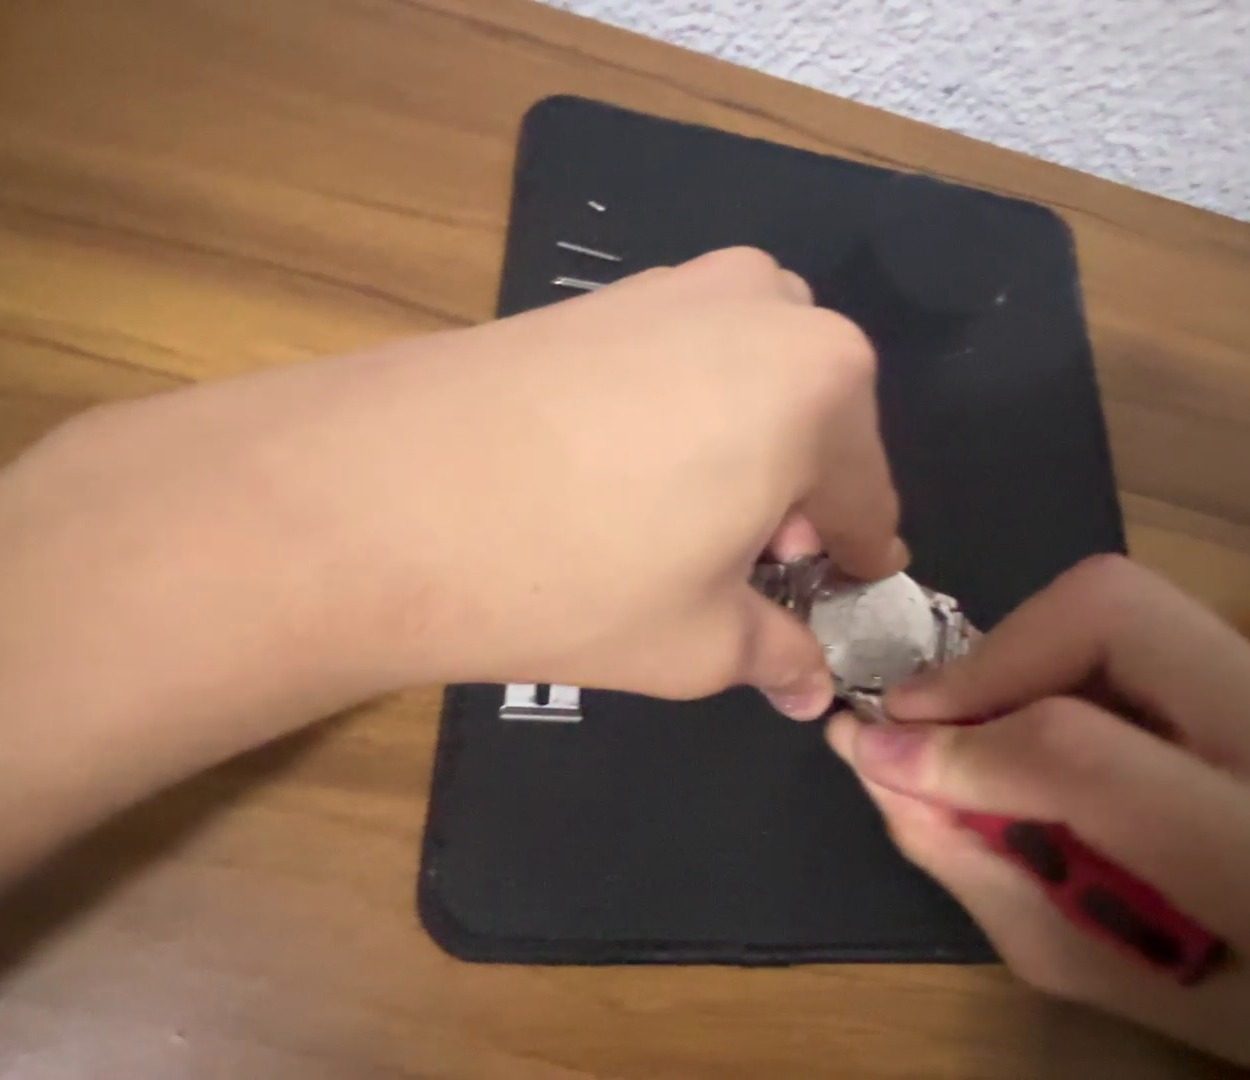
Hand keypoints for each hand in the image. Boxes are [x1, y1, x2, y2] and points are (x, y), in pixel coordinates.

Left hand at [32, 247, 902, 716]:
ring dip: (748, 448)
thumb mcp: (700, 642)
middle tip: (760, 561)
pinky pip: (687, 359)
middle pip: (815, 424)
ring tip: (694, 516)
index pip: (864, 494)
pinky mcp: (605, 292)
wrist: (384, 496)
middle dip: (799, 498)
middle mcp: (765, 308)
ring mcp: (678, 285)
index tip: (848, 586)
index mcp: (821, 385)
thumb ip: (775, 656)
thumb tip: (810, 685)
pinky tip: (633, 470)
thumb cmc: (579, 575)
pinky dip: (688, 414)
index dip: (857, 554)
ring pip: (754, 382)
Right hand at [825, 556, 1249, 1078]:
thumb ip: (963, 855)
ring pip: (1123, 601)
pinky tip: (1075, 721)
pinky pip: (1150, 627)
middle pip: (1111, 611)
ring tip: (999, 721)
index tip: (878, 747)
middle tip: (934, 711)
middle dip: (993, 654)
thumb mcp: (1073, 963)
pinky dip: (1074, 663)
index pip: (1086, 755)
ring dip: (1025, 655)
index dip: (964, 745)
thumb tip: (870, 753)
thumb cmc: (1226, 1002)